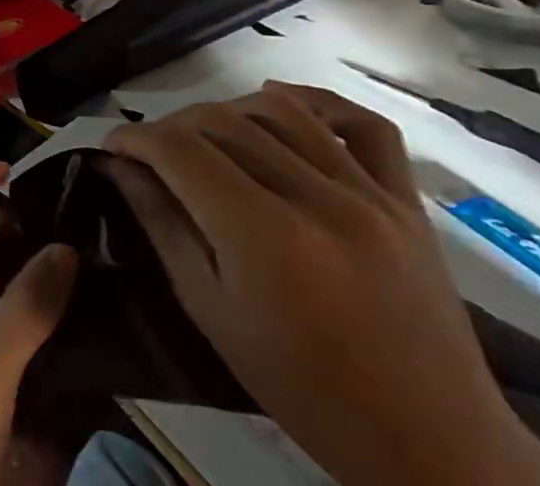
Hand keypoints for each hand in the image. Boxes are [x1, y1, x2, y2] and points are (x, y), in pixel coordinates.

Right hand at [107, 83, 539, 485]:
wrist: (426, 440)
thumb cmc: (300, 388)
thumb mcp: (211, 312)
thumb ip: (163, 227)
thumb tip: (120, 168)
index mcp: (265, 238)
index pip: (182, 150)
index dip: (136, 138)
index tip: (113, 147)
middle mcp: (318, 199)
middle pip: (225, 122)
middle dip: (172, 125)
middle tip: (150, 150)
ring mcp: (371, 194)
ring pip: (284, 112)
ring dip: (228, 109)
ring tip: (202, 132)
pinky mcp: (406, 200)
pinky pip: (363, 125)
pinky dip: (315, 100)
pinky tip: (278, 100)